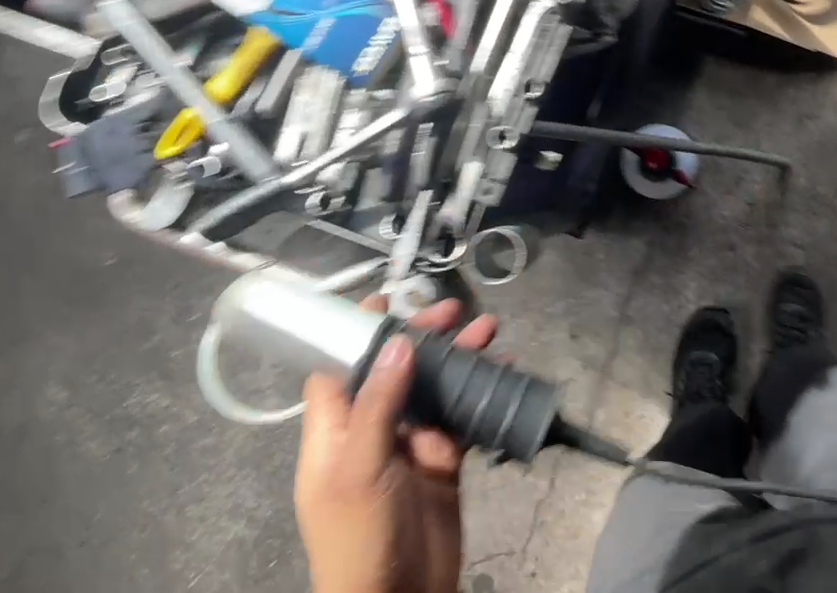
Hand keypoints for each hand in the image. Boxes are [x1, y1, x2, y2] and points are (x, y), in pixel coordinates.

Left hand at [295, 297, 499, 592]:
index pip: (338, 367)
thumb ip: (377, 405)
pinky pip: (461, 416)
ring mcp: (410, 444)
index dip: (357, 333)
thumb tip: (398, 343)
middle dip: (421, 336)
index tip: (388, 299)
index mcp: (333, 430)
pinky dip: (480, 392)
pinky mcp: (443, 460)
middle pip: (394, 369)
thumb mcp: (357, 469)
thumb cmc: (359, 536)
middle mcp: (370, 430)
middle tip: (453, 311)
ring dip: (458, 358)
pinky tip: (502, 372)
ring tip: (488, 330)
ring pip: (433, 387)